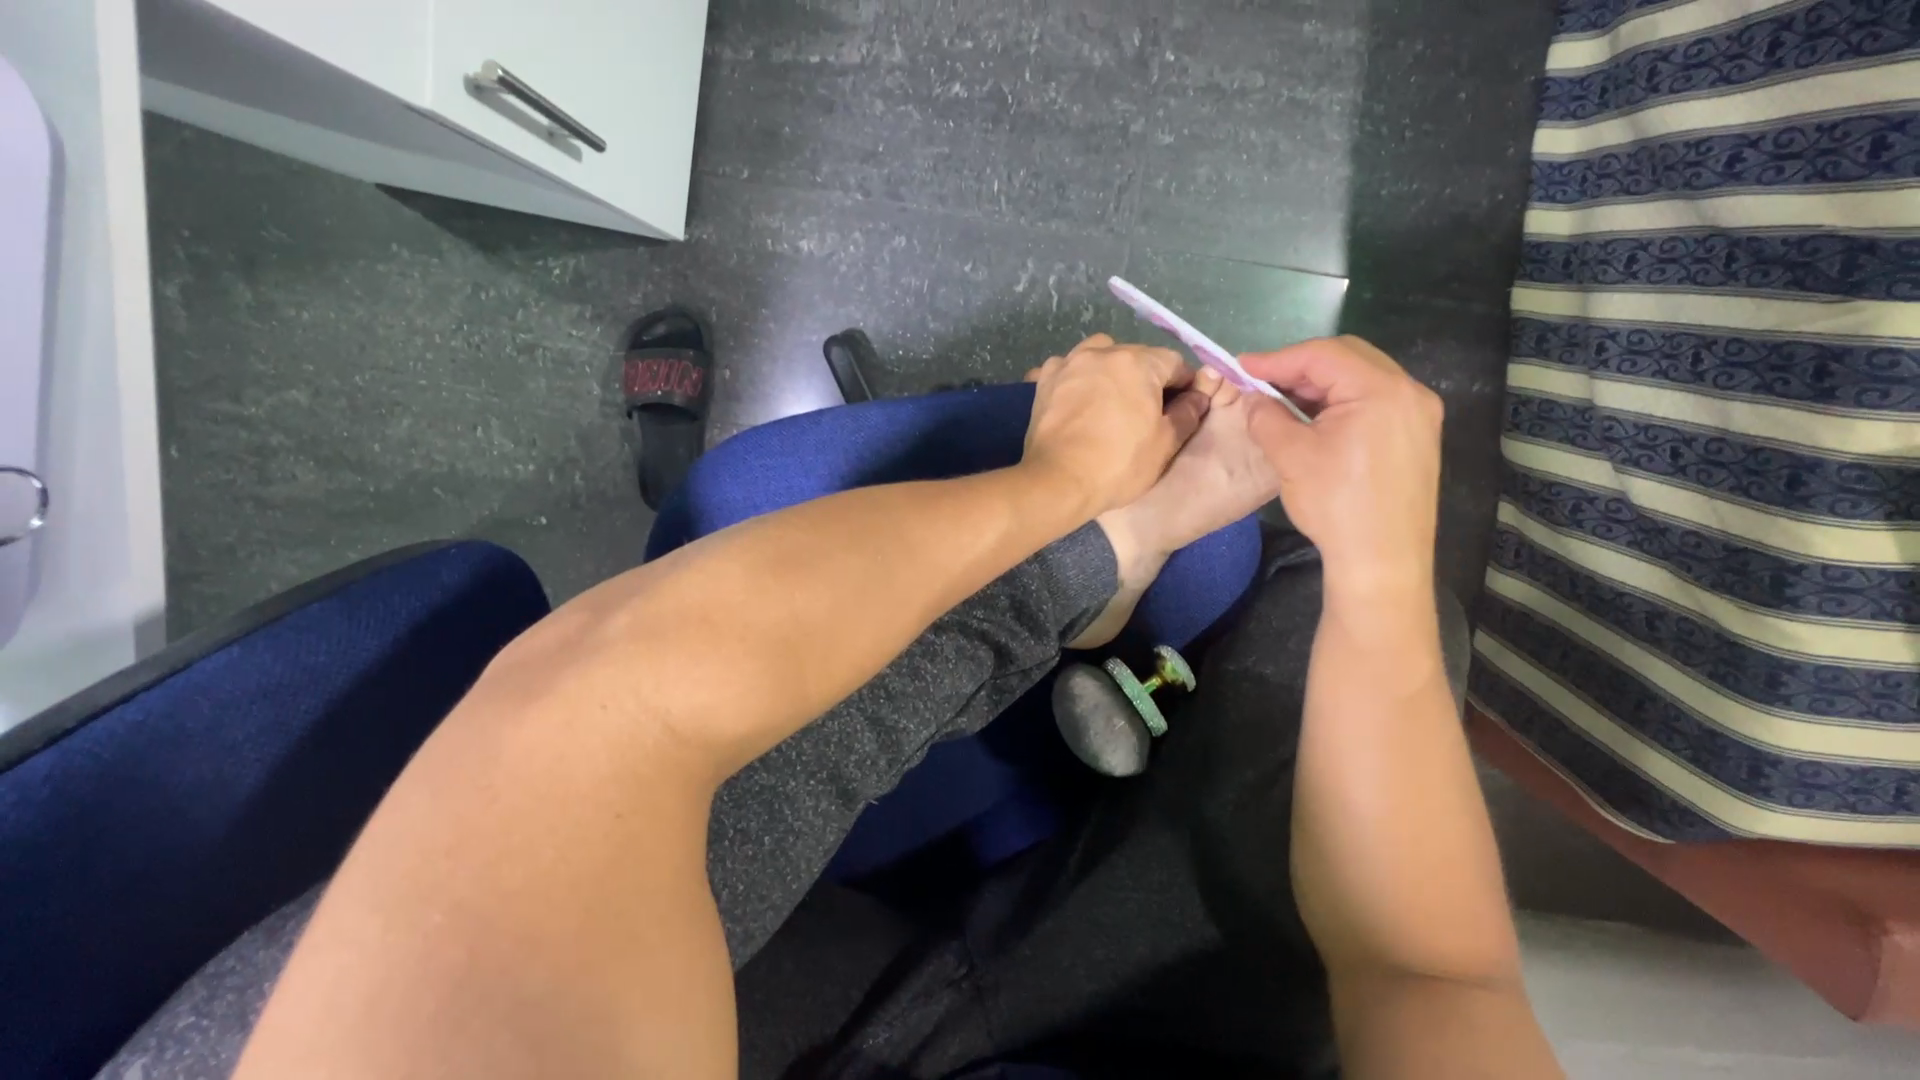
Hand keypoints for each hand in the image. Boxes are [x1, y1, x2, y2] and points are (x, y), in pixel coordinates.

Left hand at [1021, 333, 1210, 515]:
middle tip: (1146, 411)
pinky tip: (1075, 399)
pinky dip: (1075, 379)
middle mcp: (1102, 352)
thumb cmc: (1119, 464)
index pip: (1174, 362)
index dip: (1184, 384)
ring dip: (1109, 371)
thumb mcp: (1166, 444)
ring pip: (1099, 355)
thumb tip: (1199, 396)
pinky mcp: (1043, 381)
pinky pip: (1067, 370)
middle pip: (1136, 356)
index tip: (1182, 407)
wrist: (1058, 481)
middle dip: (1146, 378)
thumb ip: (1187, 413)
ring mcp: (1068, 364)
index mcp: (1137, 362)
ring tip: (1110, 400)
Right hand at [1240, 336, 1441, 595]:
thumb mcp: (1291, 456)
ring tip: (1282, 400)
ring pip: (1362, 380)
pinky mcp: (1417, 437)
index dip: (1277, 359)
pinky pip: (1375, 402)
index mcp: (1381, 390)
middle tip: (1262, 382)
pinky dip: (1341, 403)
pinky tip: (1315, 420)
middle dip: (1301, 367)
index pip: (1323, 355)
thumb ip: (1267, 416)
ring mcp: (1419, 415)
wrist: (1382, 560)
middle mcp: (1409, 392)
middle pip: (1348, 359)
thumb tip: (1253, 398)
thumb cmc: (1336, 505)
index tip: (1241, 367)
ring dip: (1321, 385)